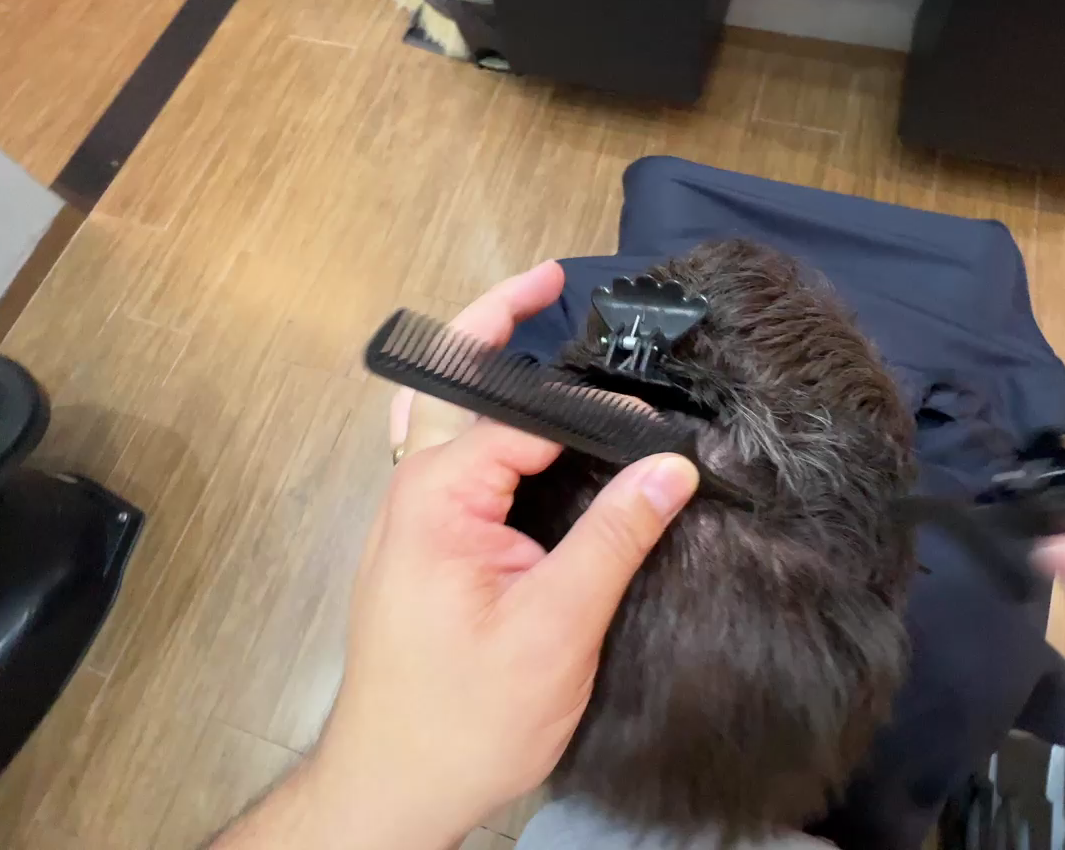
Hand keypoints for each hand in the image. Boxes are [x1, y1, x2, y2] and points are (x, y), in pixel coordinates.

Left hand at [216, 265, 699, 849]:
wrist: (393, 785)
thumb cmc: (467, 716)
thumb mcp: (556, 628)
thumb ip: (613, 535)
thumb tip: (671, 465)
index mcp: (439, 493)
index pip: (524, 415)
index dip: (591, 408)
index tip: (650, 414)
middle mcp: (413, 483)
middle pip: (452, 377)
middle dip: (495, 317)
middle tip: (547, 278)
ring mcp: (407, 506)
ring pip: (436, 404)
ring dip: (475, 354)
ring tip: (520, 315)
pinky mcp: (418, 531)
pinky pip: (438, 444)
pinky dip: (469, 406)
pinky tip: (498, 408)